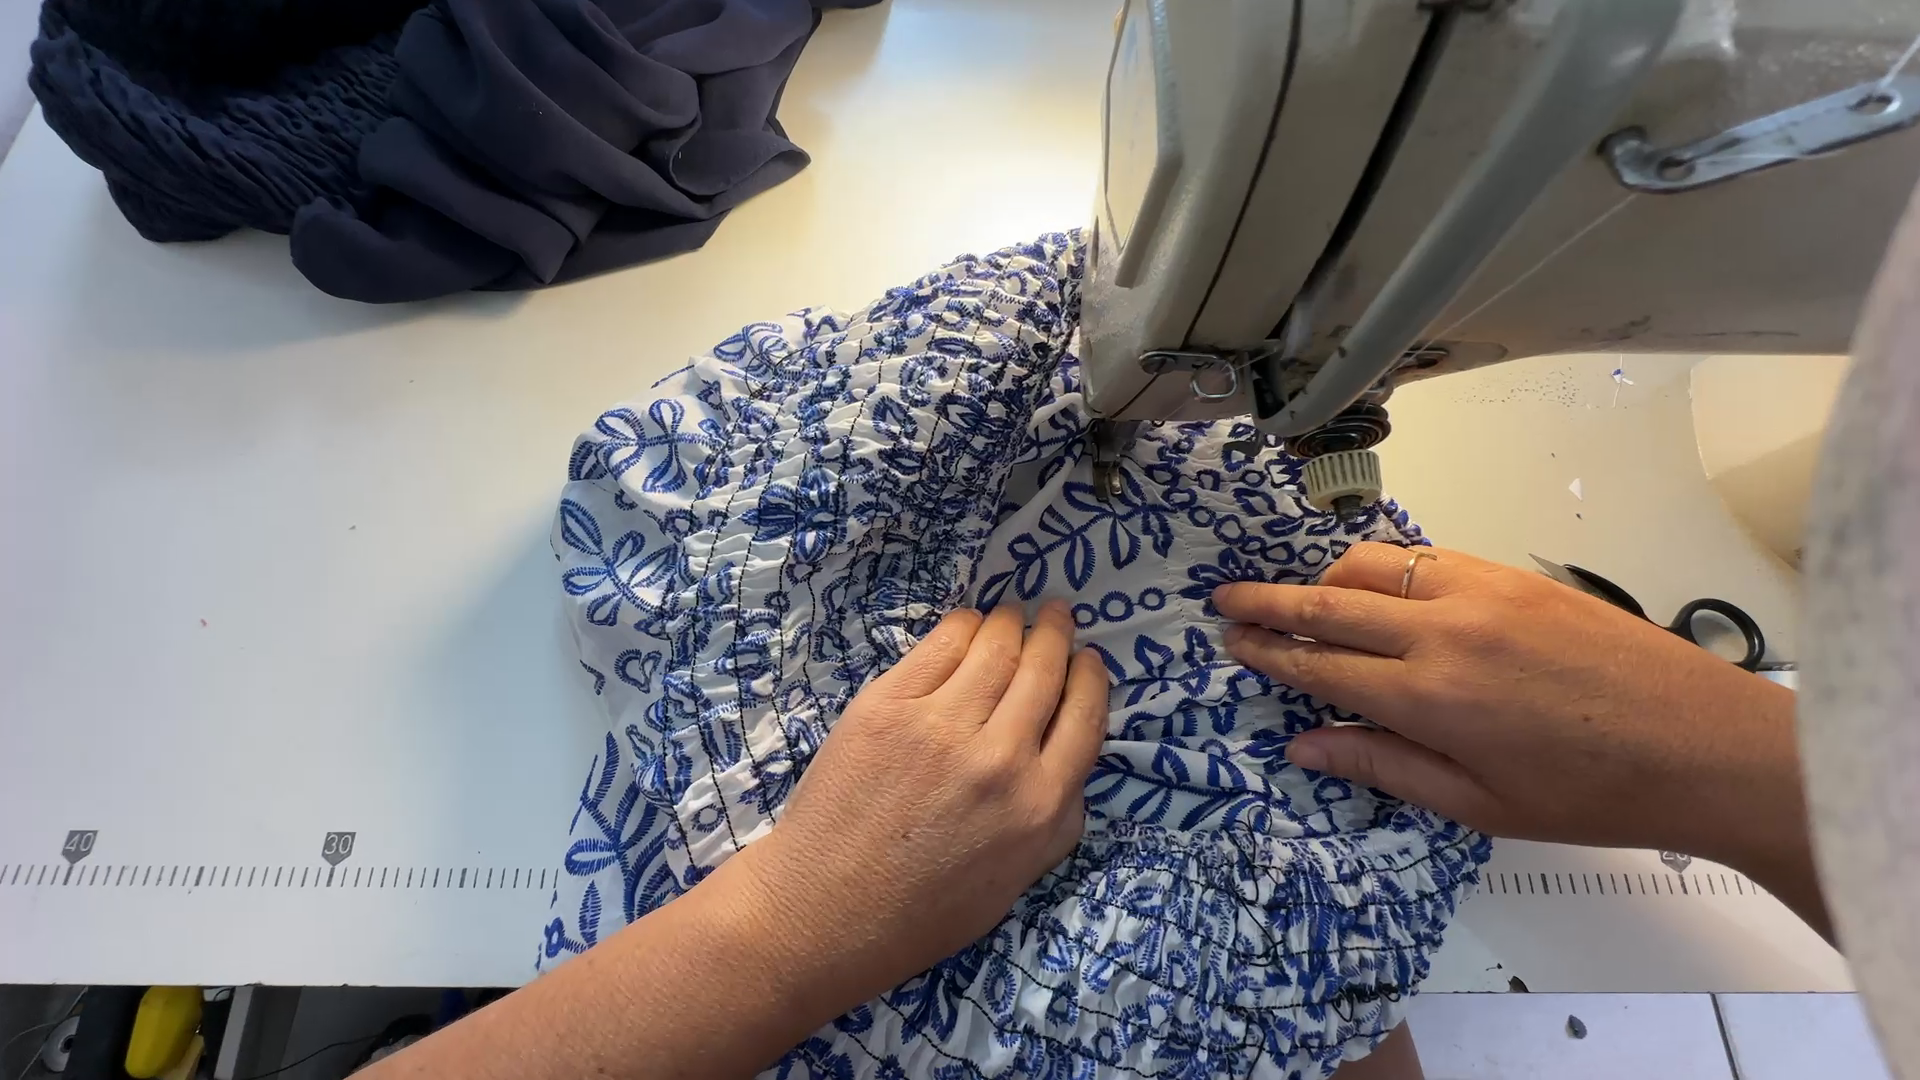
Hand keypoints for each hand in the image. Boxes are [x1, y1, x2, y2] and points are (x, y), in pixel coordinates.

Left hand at [735, 602, 1109, 996]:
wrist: (828, 909)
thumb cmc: (925, 908)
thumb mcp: (1018, 881)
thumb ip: (1058, 820)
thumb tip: (1068, 754)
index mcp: (1039, 805)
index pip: (1085, 716)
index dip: (1091, 677)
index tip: (1087, 658)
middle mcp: (1000, 756)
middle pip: (1043, 669)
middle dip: (1056, 632)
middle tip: (1056, 613)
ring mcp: (941, 724)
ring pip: (995, 646)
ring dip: (1011, 621)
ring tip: (1014, 612)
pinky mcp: (889, 703)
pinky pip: (941, 644)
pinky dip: (964, 625)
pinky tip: (969, 623)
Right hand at [1212, 544, 1821, 929]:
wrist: (1712, 748)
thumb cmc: (1587, 793)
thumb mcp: (1476, 805)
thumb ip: (1379, 765)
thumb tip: (1299, 746)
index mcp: (1428, 700)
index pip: (1318, 664)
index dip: (1267, 652)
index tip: (1231, 641)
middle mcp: (1440, 634)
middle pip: (1325, 603)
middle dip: (1264, 601)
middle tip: (1223, 597)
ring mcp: (1475, 592)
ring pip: (1367, 564)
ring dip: (1322, 579)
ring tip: (1305, 599)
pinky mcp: (1508, 572)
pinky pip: (1420, 555)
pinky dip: (1379, 567)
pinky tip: (1376, 586)